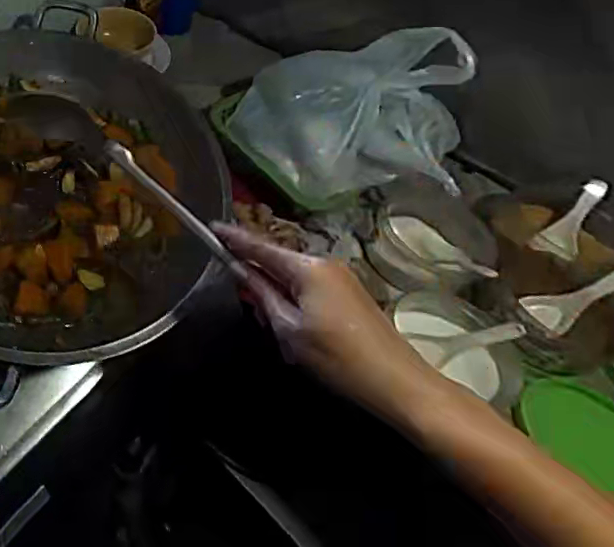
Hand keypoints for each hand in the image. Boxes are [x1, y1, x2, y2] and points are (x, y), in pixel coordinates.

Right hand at [214, 223, 463, 422]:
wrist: (402, 386)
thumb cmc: (339, 358)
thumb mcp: (288, 329)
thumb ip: (260, 294)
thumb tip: (240, 269)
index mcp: (306, 266)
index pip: (258, 245)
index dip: (233, 238)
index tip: (210, 226)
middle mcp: (323, 263)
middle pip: (275, 261)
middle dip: (256, 279)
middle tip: (249, 310)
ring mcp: (339, 277)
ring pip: (291, 277)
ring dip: (276, 296)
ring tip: (276, 332)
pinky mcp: (349, 294)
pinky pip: (308, 288)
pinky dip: (293, 302)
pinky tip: (295, 334)